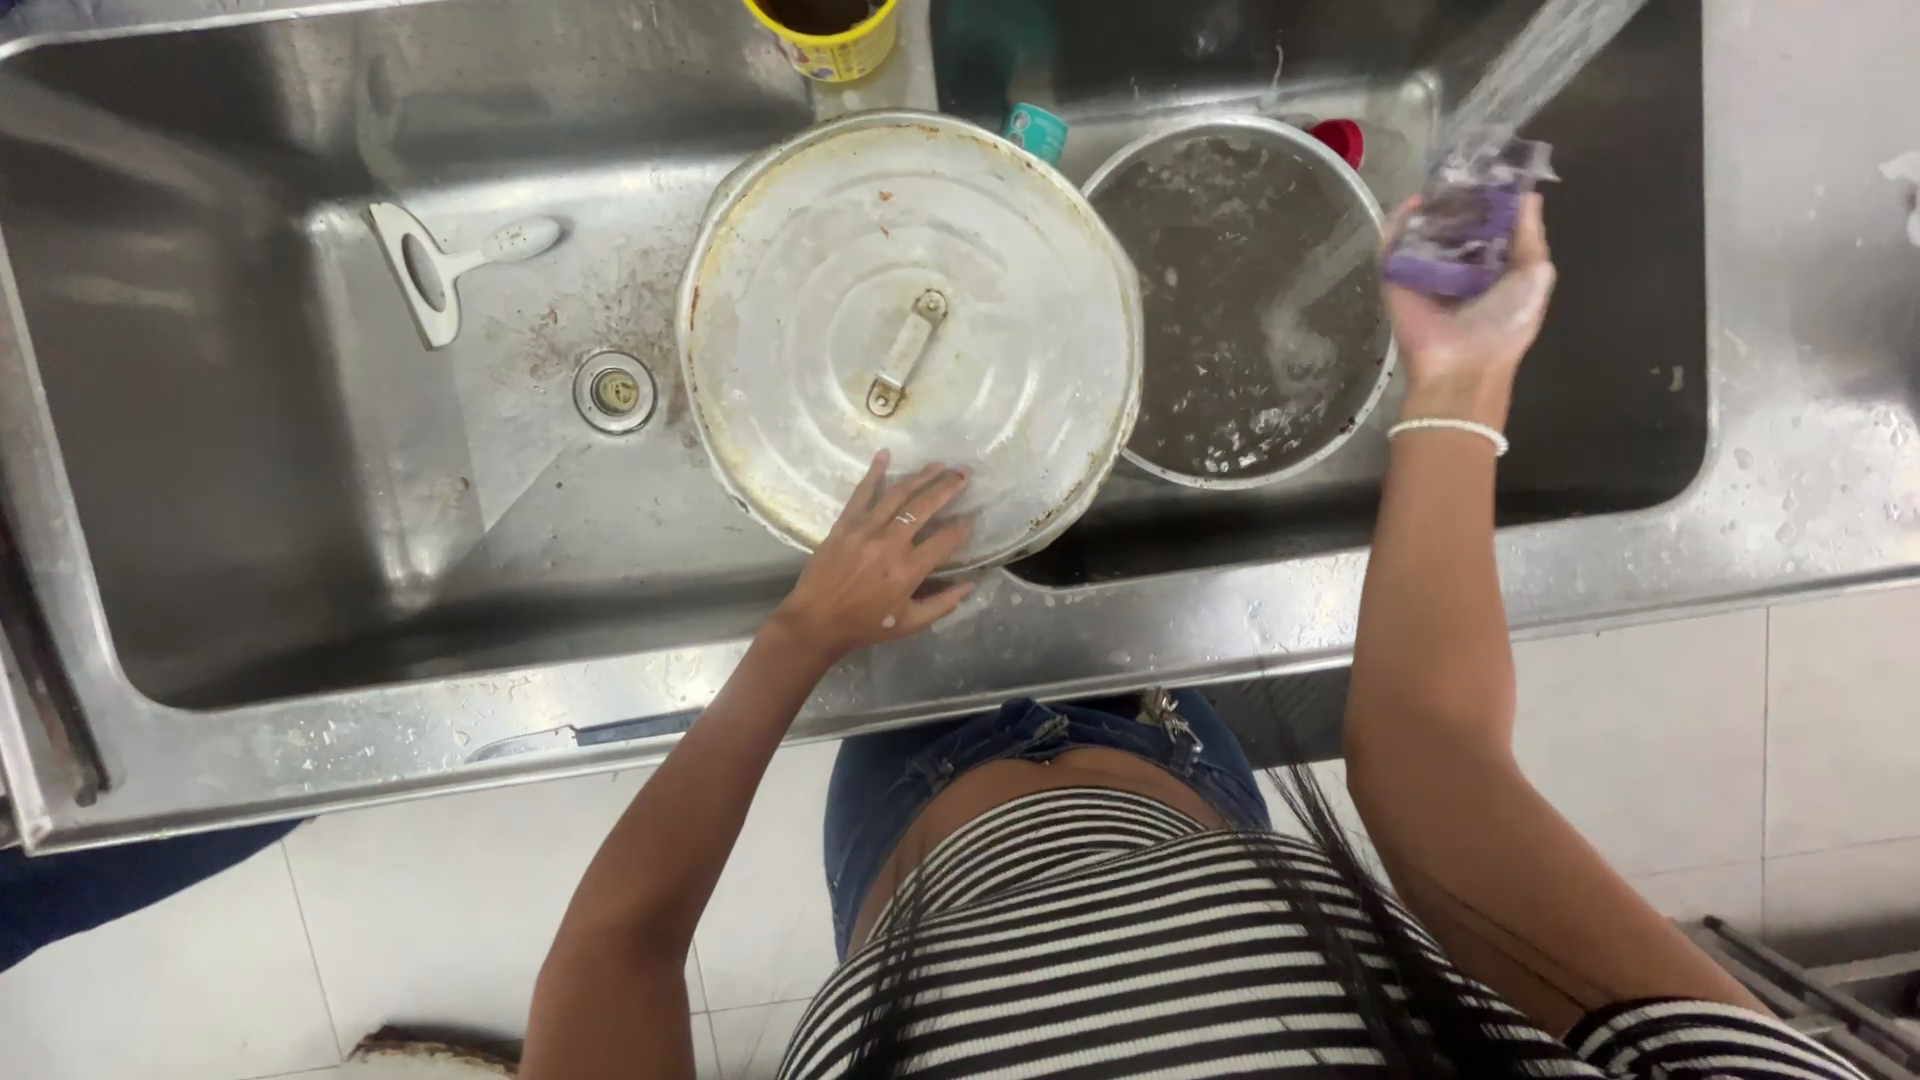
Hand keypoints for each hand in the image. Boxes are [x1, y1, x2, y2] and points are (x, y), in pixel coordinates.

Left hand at [767, 450, 975, 663]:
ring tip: (938, 465)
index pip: (945, 540)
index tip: (970, 520)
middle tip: (962, 476)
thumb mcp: (910, 623)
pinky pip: (861, 493)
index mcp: (908, 570)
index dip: (962, 528)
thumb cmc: (865, 625)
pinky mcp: (844, 524)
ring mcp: (865, 530)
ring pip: (898, 494)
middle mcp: (889, 544)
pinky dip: (874, 472)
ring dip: (920, 476)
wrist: (816, 622)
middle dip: (947, 489)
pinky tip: (885, 454)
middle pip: (924, 507)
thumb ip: (943, 604)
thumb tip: (970, 585)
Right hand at [1383, 192, 1555, 427]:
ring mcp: (1421, 275)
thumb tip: (1528, 196)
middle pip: (1451, 227)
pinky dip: (1398, 225)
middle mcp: (1453, 270)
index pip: (1485, 228)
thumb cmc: (1505, 323)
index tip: (1490, 173)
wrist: (1462, 365)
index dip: (1488, 201)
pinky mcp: (1394, 281)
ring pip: (1421, 234)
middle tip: (1461, 170)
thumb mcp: (1534, 274)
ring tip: (1438, 181)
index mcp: (1488, 270)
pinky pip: (1392, 249)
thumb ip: (1529, 235)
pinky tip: (1413, 202)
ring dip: (1428, 209)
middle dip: (1456, 201)